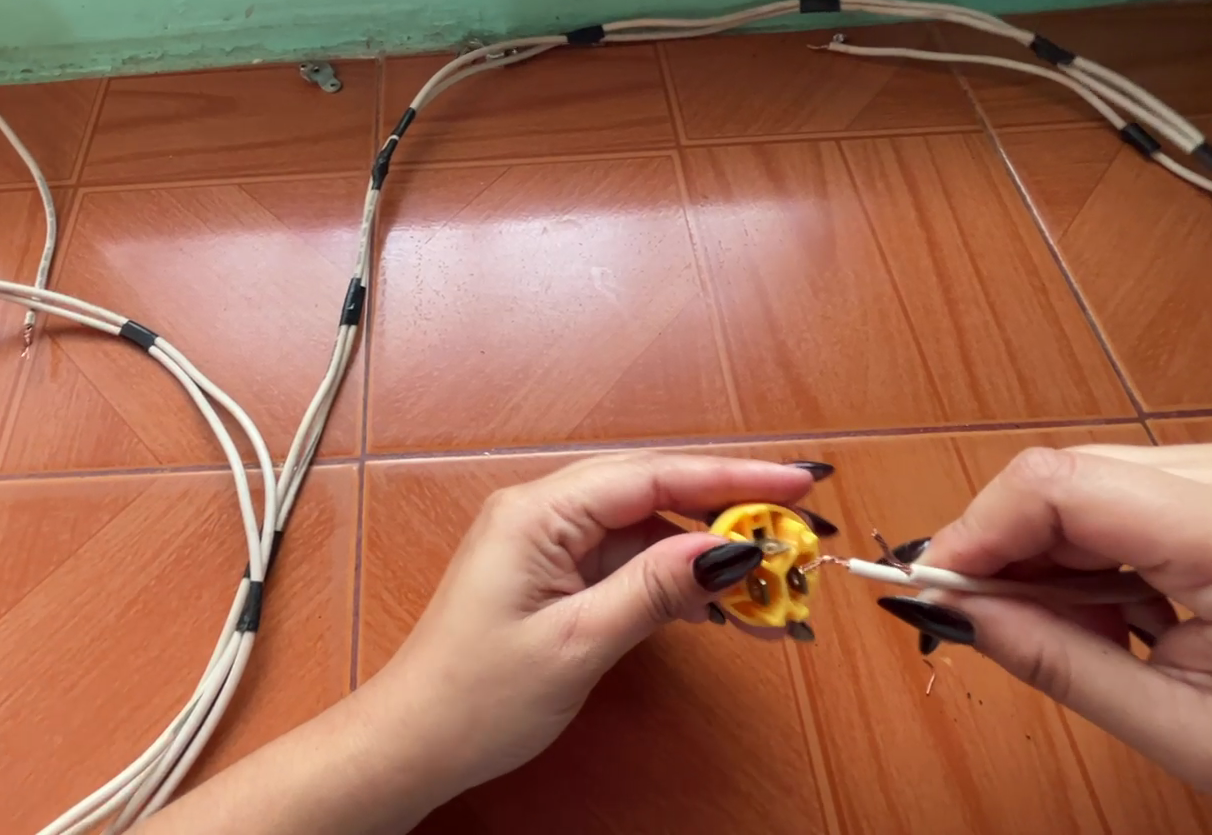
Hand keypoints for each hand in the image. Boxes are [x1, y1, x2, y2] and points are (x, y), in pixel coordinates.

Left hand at [361, 451, 817, 795]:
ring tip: (759, 585)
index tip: (794, 483)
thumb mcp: (578, 642)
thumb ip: (653, 588)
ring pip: (639, 523)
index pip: (649, 475)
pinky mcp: (550, 564)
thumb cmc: (481, 695)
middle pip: (648, 489)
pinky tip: (704, 604)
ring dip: (697, 550)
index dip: (728, 476)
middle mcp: (540, 508)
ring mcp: (544, 535)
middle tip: (790, 531)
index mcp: (537, 511)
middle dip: (721, 506)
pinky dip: (665, 575)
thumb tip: (726, 550)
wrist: (417, 737)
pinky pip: (620, 554)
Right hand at [912, 441, 1211, 834]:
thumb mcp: (1190, 738)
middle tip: (999, 614)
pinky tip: (1120, 598)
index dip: (979, 526)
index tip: (936, 581)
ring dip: (1051, 547)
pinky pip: (1122, 485)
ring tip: (1084, 621)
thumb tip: (941, 606)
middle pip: (1068, 477)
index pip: (1064, 487)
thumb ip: (1052, 659)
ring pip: (1085, 478)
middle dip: (1012, 544)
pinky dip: (1091, 540)